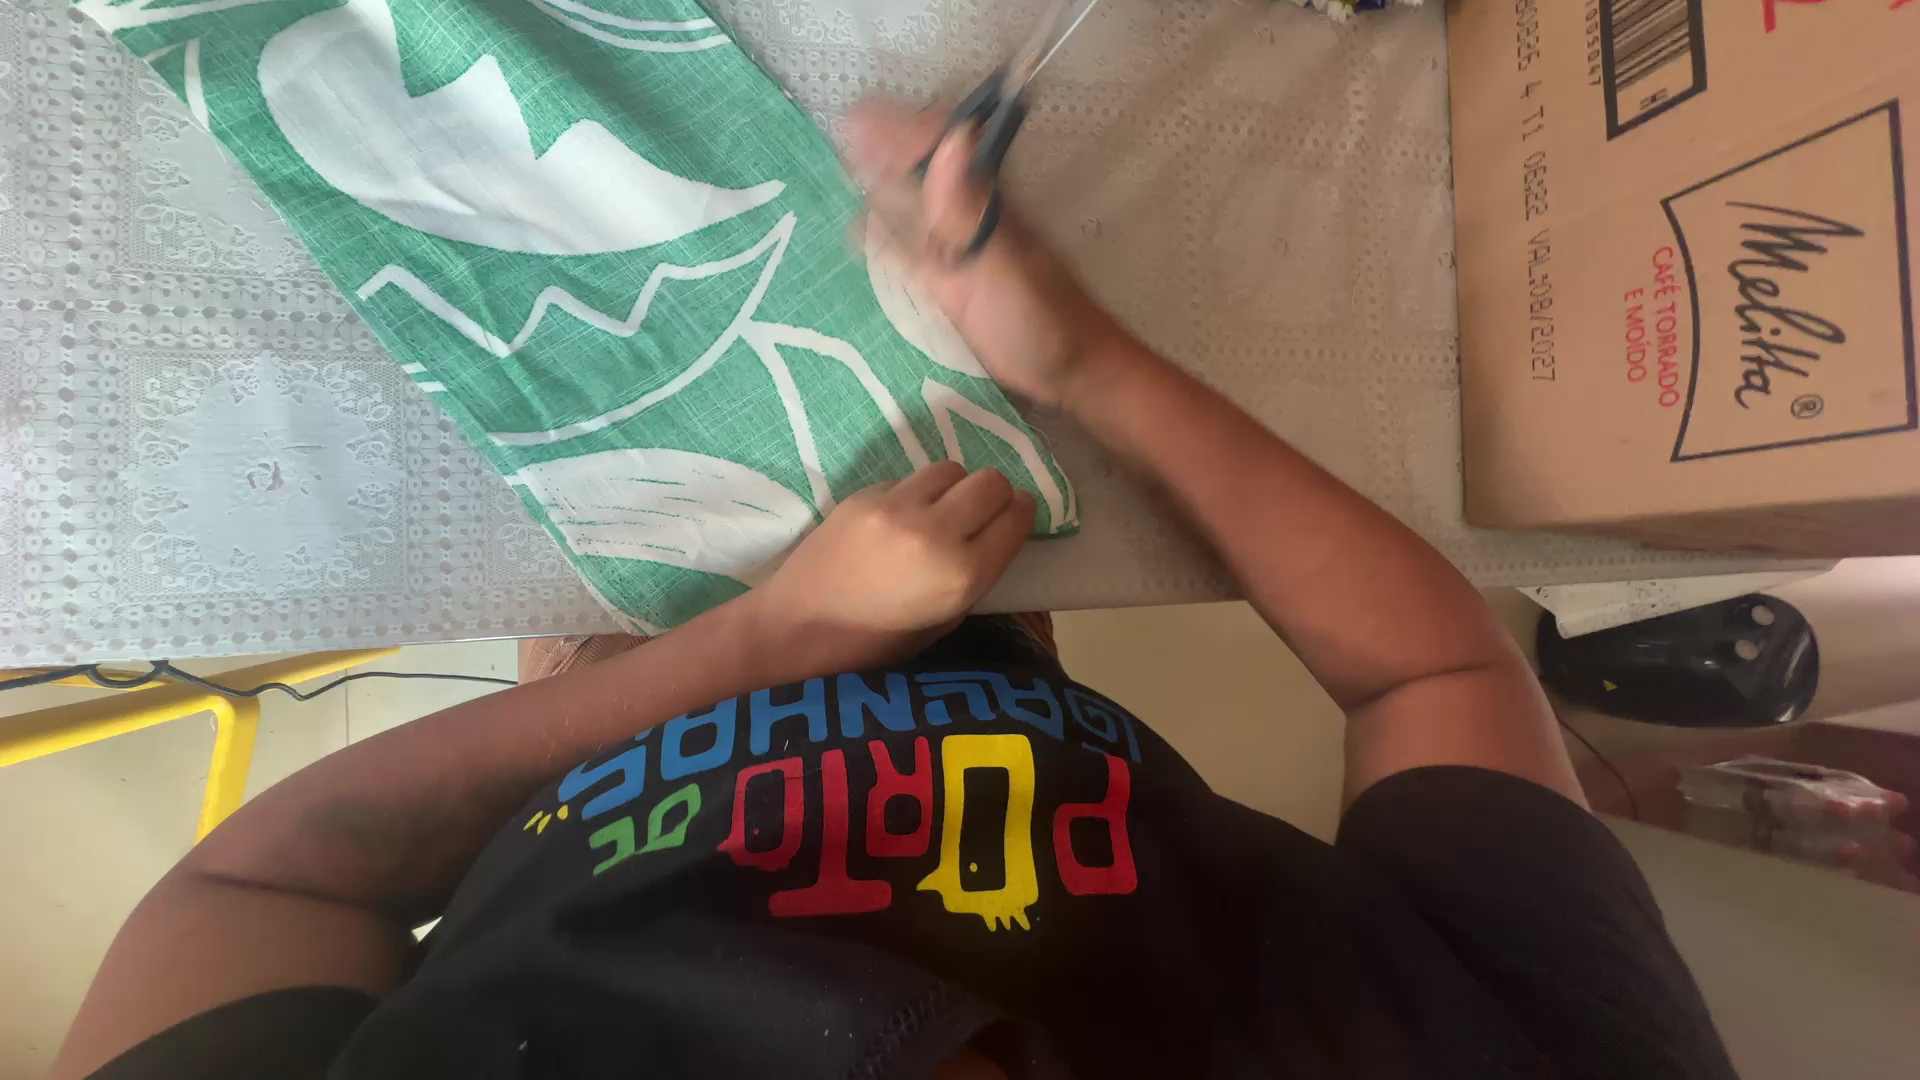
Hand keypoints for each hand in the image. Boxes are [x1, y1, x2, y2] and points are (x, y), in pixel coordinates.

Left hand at [748, 462, 1035, 670]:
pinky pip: (910, 479)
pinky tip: (898, 520)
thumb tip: (994, 534)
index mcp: (962, 575)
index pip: (1016, 516)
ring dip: (955, 487)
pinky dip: (915, 494)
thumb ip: (977, 574)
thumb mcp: (946, 622)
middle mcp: (936, 533)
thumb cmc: (878, 643)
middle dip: (994, 495)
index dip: (1020, 514)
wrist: (800, 628)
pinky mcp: (866, 494)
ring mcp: (897, 508)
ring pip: (951, 468)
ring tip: (938, 512)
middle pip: (991, 481)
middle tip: (978, 514)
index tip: (1012, 519)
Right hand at [843, 99, 1130, 408]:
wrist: (1067, 368)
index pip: (942, 150)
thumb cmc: (1044, 317)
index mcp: (985, 205)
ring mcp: (956, 256)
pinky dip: (888, 244)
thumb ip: (973, 210)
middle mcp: (967, 221)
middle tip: (844, 129)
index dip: (904, 129)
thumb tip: (952, 139)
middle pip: (921, 174)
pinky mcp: (949, 290)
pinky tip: (861, 235)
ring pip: (912, 212)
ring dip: (882, 188)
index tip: (862, 119)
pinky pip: (911, 259)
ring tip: (844, 167)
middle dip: (885, 150)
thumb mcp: (1006, 263)